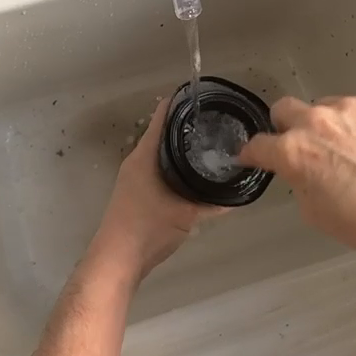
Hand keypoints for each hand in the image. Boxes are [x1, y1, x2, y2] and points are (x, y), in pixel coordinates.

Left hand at [89, 98, 218, 280]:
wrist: (118, 258)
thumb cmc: (148, 228)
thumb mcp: (185, 213)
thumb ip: (211, 203)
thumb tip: (237, 196)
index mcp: (145, 156)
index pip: (162, 118)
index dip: (180, 103)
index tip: (201, 96)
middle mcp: (137, 161)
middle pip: (162, 134)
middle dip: (186, 127)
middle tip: (214, 123)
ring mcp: (134, 177)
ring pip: (161, 154)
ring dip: (180, 150)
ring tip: (209, 147)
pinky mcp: (136, 192)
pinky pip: (159, 170)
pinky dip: (174, 167)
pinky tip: (192, 176)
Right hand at [238, 91, 355, 274]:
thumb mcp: (315, 212)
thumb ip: (299, 180)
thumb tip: (301, 168)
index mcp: (294, 152)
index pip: (258, 144)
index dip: (254, 153)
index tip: (256, 156)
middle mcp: (317, 121)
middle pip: (284, 108)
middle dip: (287, 126)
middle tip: (305, 146)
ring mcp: (351, 106)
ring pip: (327, 107)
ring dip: (331, 124)